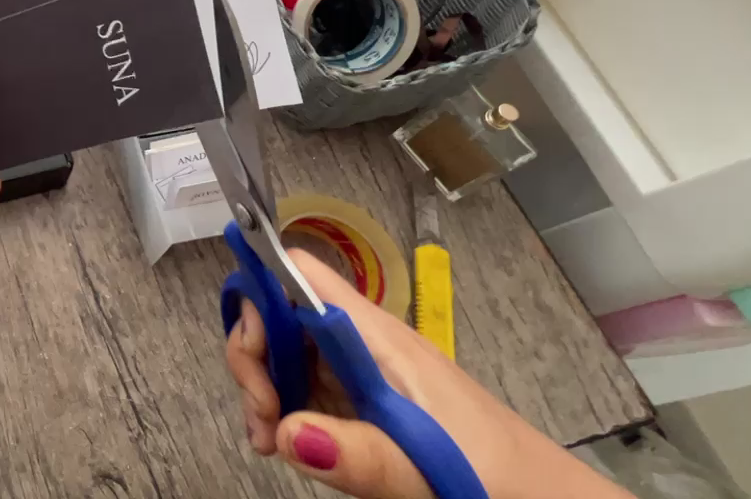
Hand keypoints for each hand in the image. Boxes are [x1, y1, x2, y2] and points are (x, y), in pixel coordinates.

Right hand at [225, 250, 632, 498]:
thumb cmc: (497, 480)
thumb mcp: (425, 471)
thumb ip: (357, 455)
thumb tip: (283, 433)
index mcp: (372, 334)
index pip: (295, 272)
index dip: (258, 294)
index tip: (253, 356)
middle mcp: (356, 339)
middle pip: (276, 311)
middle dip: (253, 356)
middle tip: (262, 419)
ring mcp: (355, 367)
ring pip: (282, 350)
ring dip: (263, 388)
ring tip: (268, 443)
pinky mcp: (357, 398)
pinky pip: (301, 385)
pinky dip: (281, 409)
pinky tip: (285, 445)